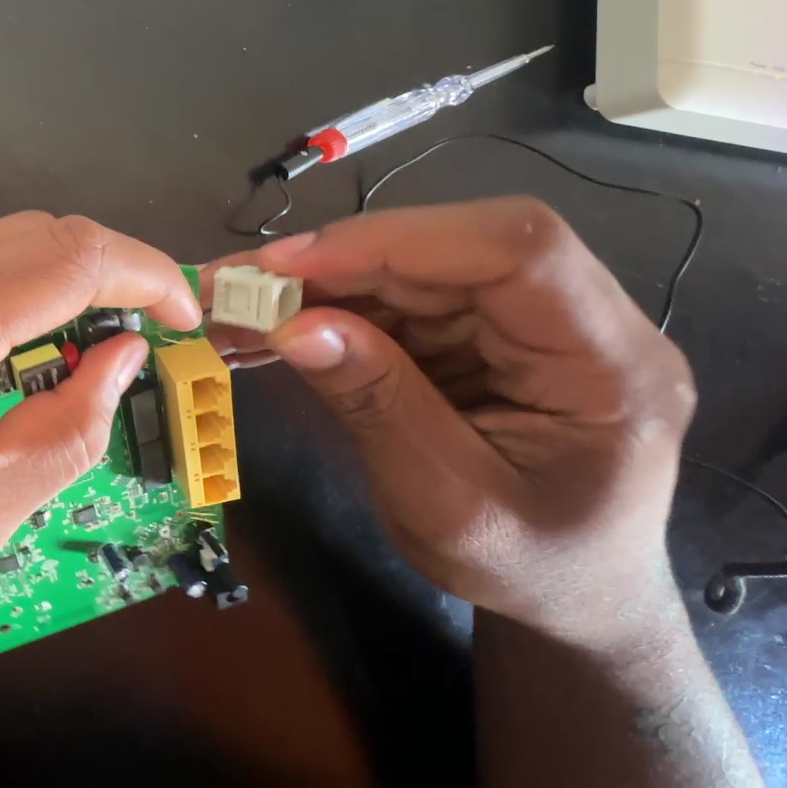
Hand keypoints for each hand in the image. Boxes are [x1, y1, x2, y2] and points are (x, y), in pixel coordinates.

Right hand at [204, 197, 695, 645]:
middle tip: (232, 286)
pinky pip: (389, 297)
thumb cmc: (525, 566)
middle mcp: (572, 321)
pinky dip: (319, 307)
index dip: (395, 241)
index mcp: (606, 364)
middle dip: (330, 263)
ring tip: (231, 307)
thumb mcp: (445, 503)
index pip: (514, 252)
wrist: (565, 595)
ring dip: (311, 284)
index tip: (285, 266)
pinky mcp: (474, 331)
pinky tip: (264, 325)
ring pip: (405, 266)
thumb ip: (378, 405)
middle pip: (444, 249)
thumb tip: (293, 326)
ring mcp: (519, 322)